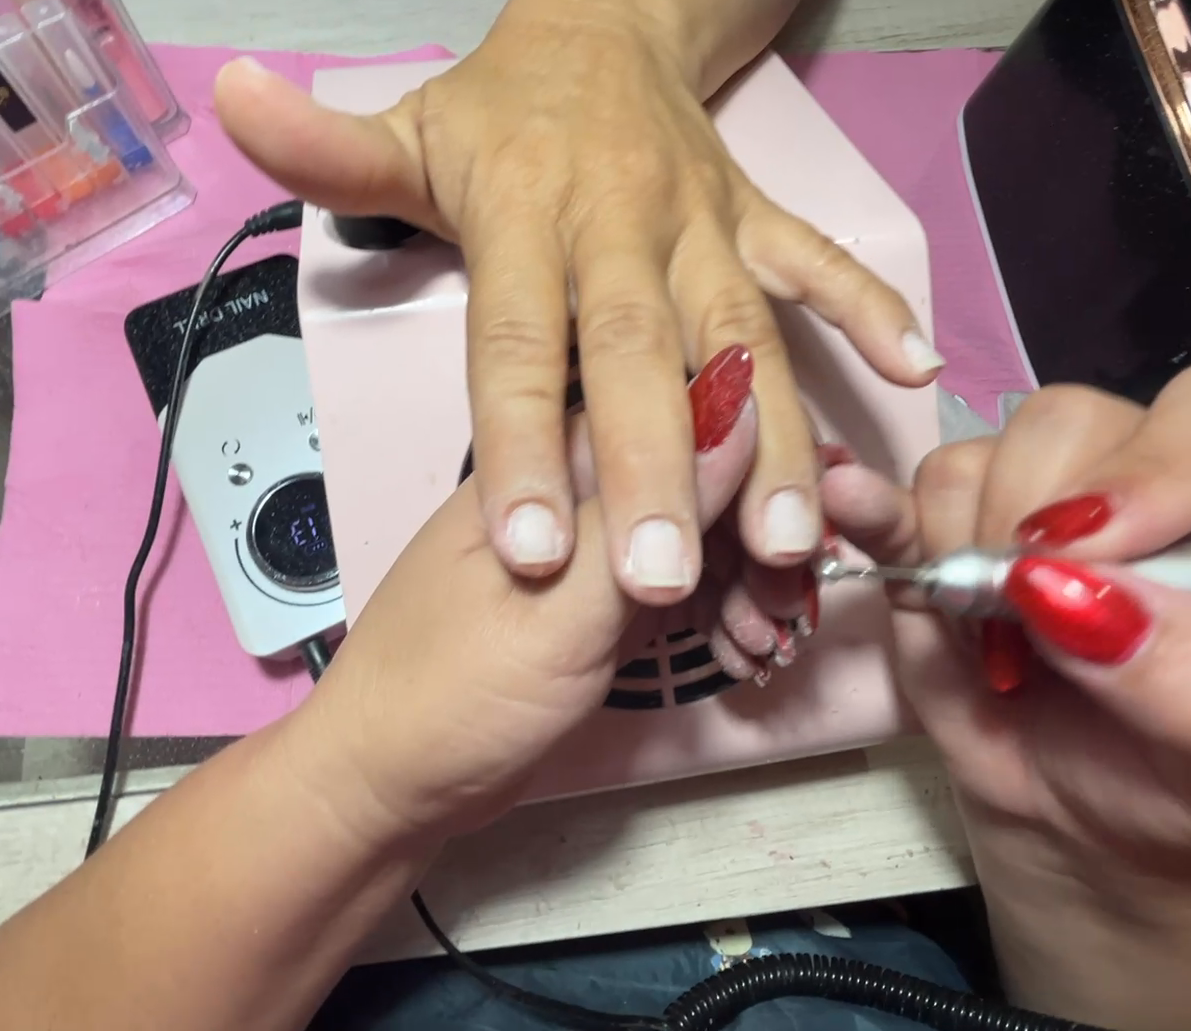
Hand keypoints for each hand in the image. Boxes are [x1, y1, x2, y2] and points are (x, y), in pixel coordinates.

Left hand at [213, 0, 938, 609]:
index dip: (520, 447)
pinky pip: (816, 264)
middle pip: (637, 359)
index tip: (532, 553)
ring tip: (792, 536)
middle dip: (655, 472)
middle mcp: (620, 226)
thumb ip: (331, 150)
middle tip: (667, 581)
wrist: (597, 31)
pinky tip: (914, 371)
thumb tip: (234, 99)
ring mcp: (700, 221)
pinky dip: (865, 311)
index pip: (517, 349)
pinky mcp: (756, 215)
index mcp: (525, 220)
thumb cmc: (497, 118)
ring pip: (742, 333)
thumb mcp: (408, 135)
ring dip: (771, 432)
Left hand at [295, 347, 758, 840]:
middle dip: (758, 534)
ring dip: (746, 582)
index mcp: (550, 456)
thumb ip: (644, 518)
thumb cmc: (449, 691)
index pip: (676, 412)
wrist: (393, 783)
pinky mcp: (606, 597)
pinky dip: (720, 613)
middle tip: (785, 603)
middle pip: (700, 475)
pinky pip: (684, 585)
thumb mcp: (553, 609)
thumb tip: (738, 408)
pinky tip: (742, 649)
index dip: (752, 460)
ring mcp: (596, 543)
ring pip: (701, 534)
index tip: (796, 525)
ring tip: (766, 641)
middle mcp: (580, 485)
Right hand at [820, 358, 1190, 883]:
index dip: (1164, 456)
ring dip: (961, 543)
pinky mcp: (930, 542)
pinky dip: (868, 503)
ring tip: (986, 636)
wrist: (1083, 821)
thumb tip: (1057, 588)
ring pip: (971, 459)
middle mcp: (1125, 485)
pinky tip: (848, 500)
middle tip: (1028, 614)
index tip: (1101, 546)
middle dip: (1034, 514)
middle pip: (1068, 421)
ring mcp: (1015, 510)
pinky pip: (892, 497)